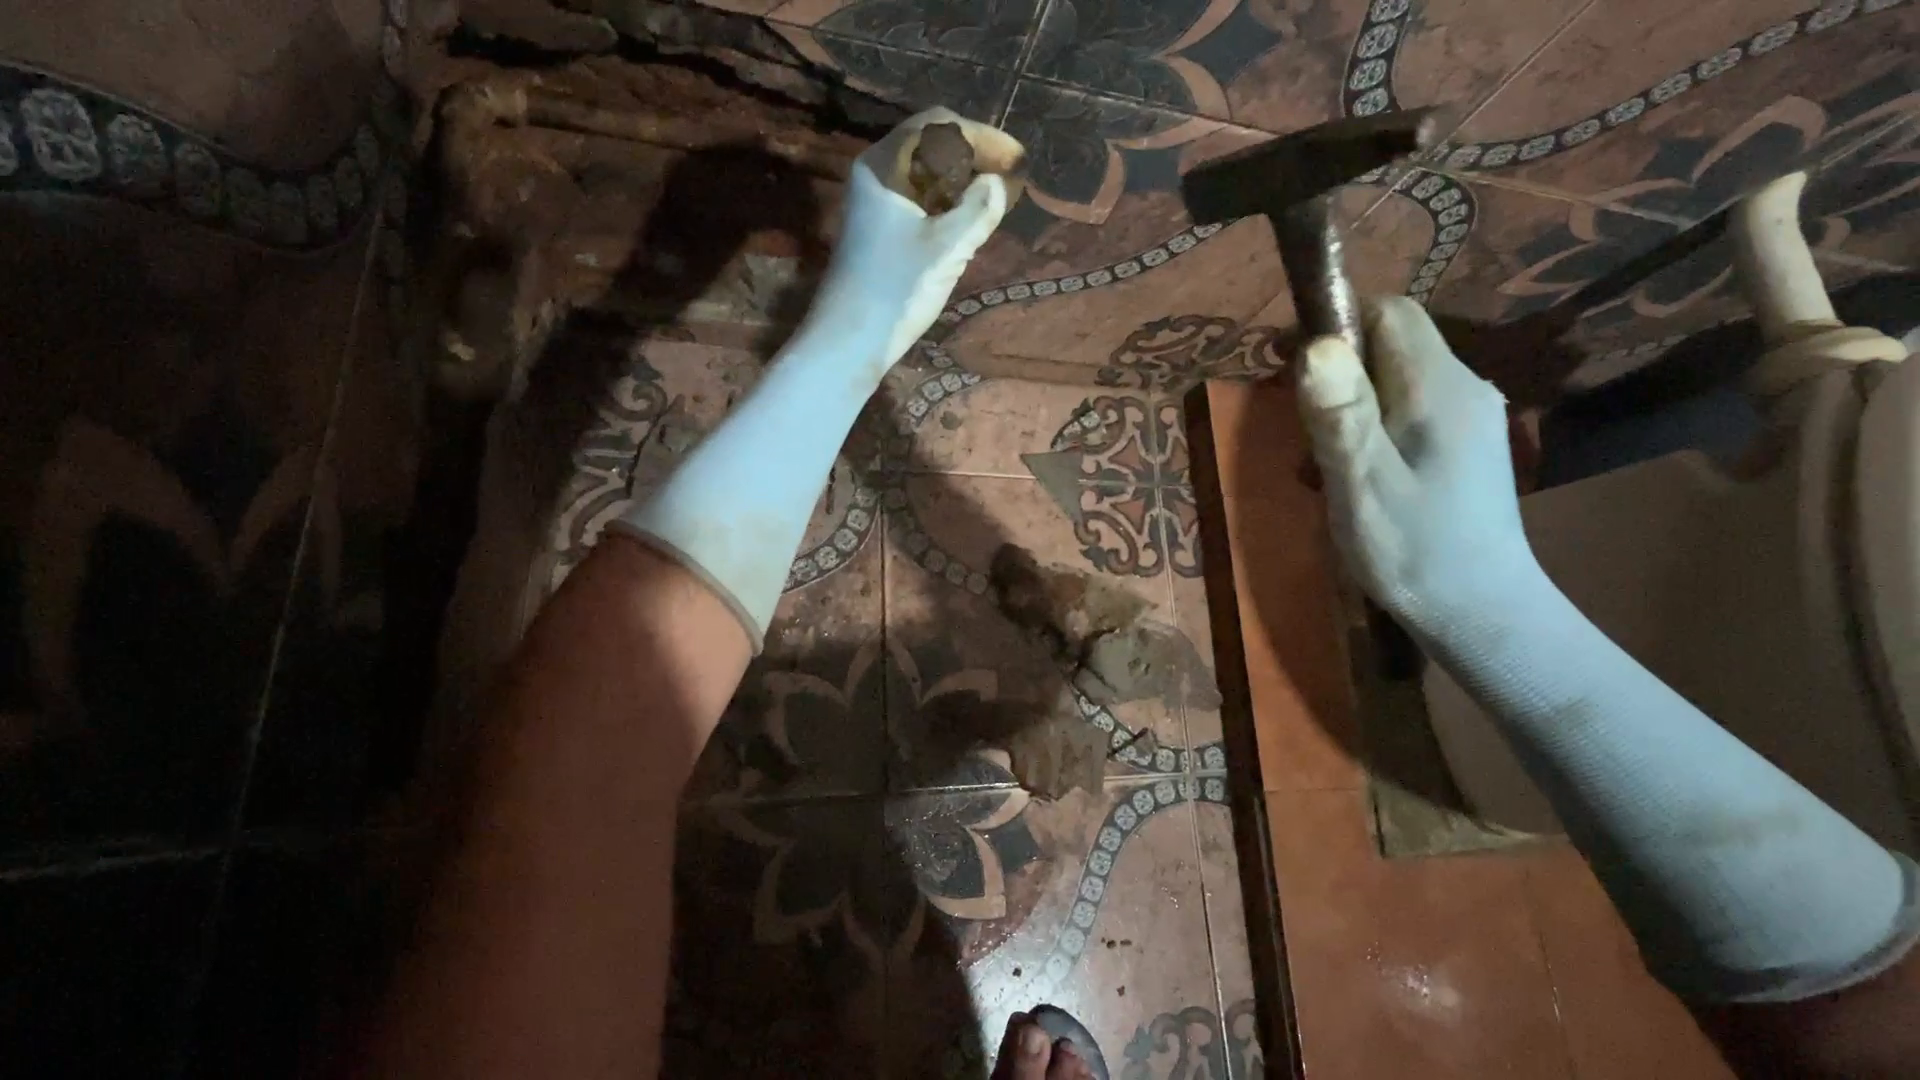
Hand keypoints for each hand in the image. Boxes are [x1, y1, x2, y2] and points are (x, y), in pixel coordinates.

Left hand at [799, 108, 1018, 373]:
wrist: (849, 341)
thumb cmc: (897, 289)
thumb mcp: (948, 247)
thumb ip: (979, 208)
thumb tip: (996, 183)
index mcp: (883, 165)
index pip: (938, 125)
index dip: (981, 136)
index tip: (1015, 159)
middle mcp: (874, 175)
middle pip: (930, 146)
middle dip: (973, 157)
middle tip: (1010, 178)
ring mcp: (874, 205)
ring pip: (924, 176)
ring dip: (961, 181)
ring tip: (996, 199)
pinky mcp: (878, 232)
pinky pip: (918, 201)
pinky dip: (946, 203)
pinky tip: (968, 222)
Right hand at [1297, 297, 1538, 629]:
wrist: (1482, 615)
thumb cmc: (1414, 550)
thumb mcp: (1362, 483)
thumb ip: (1340, 413)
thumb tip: (1314, 343)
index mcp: (1439, 387)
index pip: (1388, 312)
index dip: (1335, 323)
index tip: (1290, 365)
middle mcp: (1464, 387)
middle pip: (1391, 342)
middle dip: (1337, 370)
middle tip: (1300, 426)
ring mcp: (1470, 417)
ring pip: (1397, 378)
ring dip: (1350, 403)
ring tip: (1321, 460)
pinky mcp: (1466, 446)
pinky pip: (1409, 409)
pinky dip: (1372, 426)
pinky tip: (1356, 474)